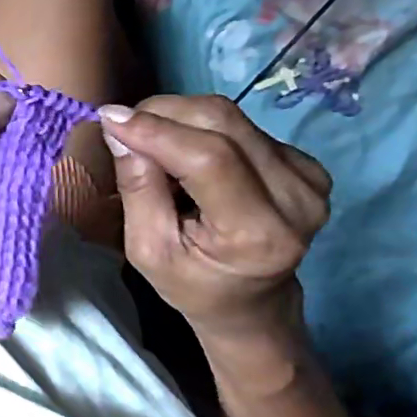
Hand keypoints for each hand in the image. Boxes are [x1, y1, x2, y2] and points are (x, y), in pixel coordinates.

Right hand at [99, 95, 331, 337]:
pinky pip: (241, 125)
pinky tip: (183, 151)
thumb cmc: (192, 284)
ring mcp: (307, 178)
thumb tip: (118, 131)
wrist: (252, 303)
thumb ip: (137, 190)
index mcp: (257, 232)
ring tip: (149, 139)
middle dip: (162, 113)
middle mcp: (295, 198)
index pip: (209, 159)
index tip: (108, 118)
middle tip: (123, 125)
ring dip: (178, 117)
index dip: (155, 131)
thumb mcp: (147, 250)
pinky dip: (199, 127)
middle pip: (223, 124)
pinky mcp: (306, 164)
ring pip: (230, 117)